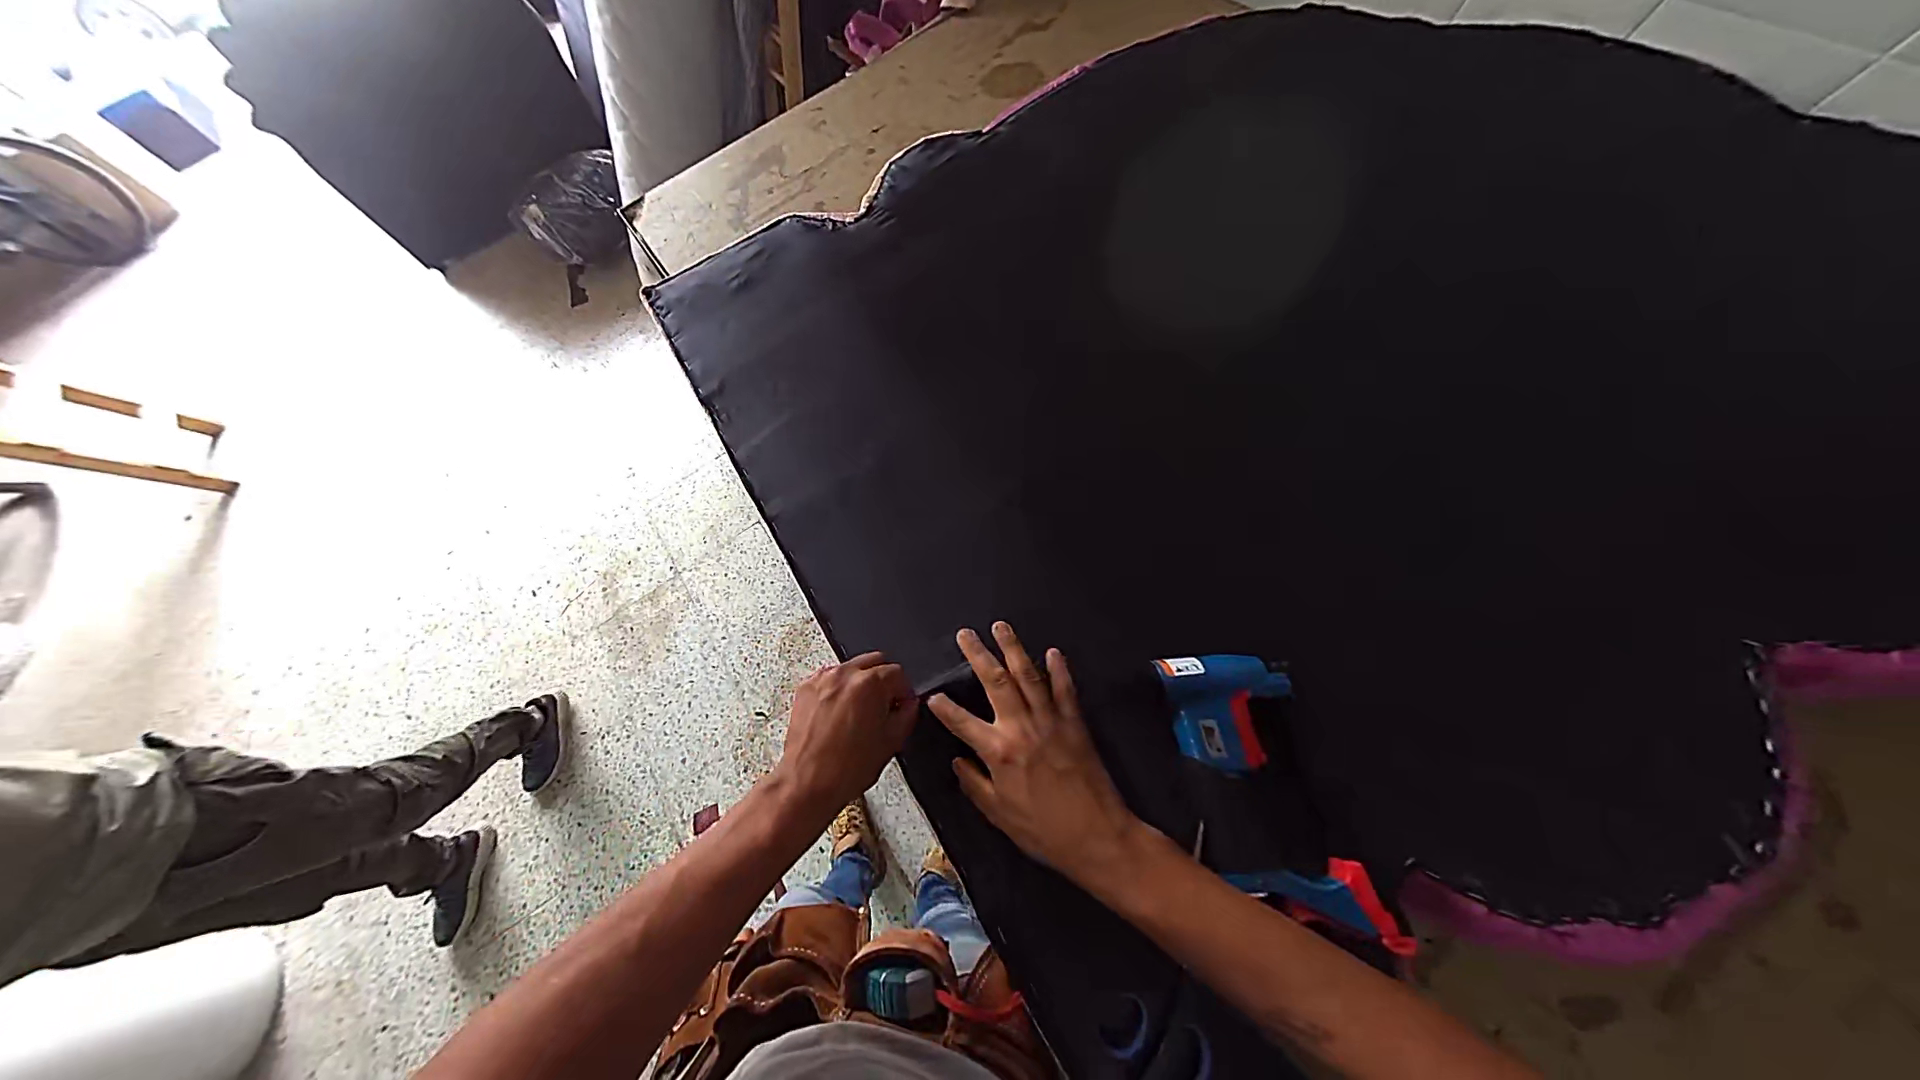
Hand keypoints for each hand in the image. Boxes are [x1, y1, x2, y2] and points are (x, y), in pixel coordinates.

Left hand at [774, 652, 918, 817]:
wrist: (807, 783)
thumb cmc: (844, 769)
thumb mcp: (891, 742)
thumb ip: (907, 714)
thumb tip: (909, 704)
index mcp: (870, 684)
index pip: (898, 673)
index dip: (904, 692)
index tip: (902, 704)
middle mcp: (844, 675)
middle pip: (875, 661)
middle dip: (884, 681)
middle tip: (885, 705)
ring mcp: (823, 680)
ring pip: (852, 669)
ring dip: (861, 683)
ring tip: (860, 713)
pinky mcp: (806, 689)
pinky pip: (830, 679)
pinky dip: (839, 690)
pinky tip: (841, 715)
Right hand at [928, 622, 1148, 889]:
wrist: (1097, 836)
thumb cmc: (1045, 831)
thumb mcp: (999, 814)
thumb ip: (975, 785)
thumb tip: (958, 762)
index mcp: (999, 752)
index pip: (962, 722)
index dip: (944, 708)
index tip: (933, 695)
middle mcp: (1022, 729)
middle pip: (996, 682)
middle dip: (978, 654)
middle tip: (965, 634)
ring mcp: (1051, 722)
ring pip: (1028, 676)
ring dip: (1013, 649)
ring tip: (1001, 627)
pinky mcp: (1075, 724)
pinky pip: (1065, 690)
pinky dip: (1059, 669)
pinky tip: (1053, 652)